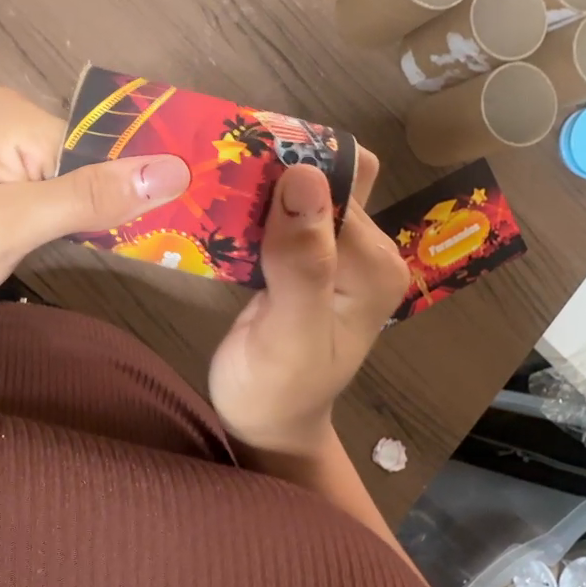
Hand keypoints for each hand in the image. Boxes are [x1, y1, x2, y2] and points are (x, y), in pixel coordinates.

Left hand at [0, 87, 190, 335]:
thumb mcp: (11, 226)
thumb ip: (91, 195)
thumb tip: (177, 167)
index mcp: (14, 115)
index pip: (106, 145)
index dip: (143, 186)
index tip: (188, 228)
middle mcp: (5, 121)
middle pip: (90, 158)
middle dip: (121, 201)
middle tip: (170, 246)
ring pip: (69, 181)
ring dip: (96, 215)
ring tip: (140, 248)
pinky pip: (42, 195)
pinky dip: (66, 220)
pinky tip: (86, 244)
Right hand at [208, 154, 408, 461]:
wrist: (265, 423)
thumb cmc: (275, 389)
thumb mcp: (289, 335)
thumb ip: (302, 264)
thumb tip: (305, 175)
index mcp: (373, 263)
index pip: (337, 186)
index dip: (289, 168)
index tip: (233, 163)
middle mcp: (363, 249)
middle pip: (324, 177)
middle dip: (274, 166)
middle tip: (217, 170)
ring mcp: (334, 252)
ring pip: (301, 187)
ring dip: (259, 181)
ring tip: (212, 183)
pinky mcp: (304, 257)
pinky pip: (282, 211)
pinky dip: (253, 202)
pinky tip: (220, 205)